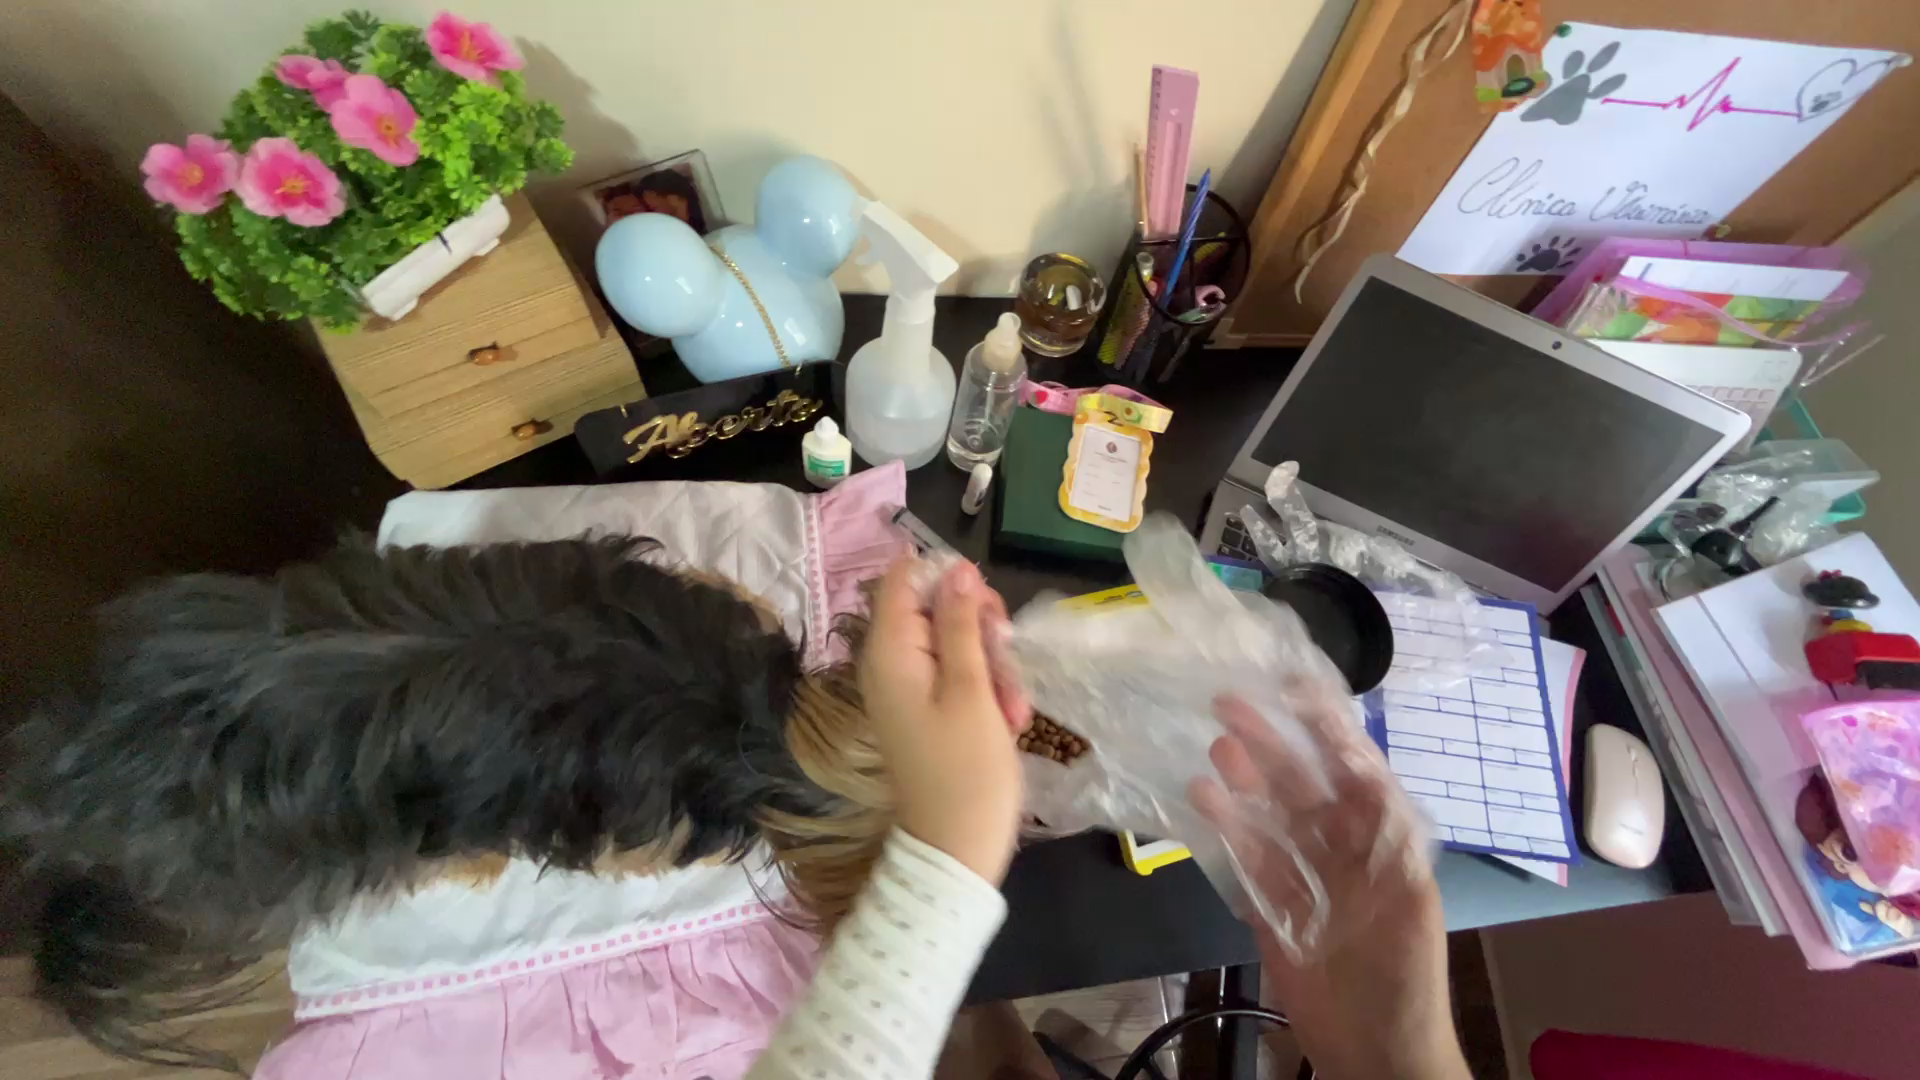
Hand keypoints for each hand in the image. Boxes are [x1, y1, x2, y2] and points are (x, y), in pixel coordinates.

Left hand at [860, 555, 1031, 883]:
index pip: (902, 579)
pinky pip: (955, 674)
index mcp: (890, 651)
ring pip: (954, 641)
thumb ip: (960, 624)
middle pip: (934, 607)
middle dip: (978, 624)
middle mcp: (890, 662)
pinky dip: (985, 688)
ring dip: (991, 664)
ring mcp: (908, 686)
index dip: (946, 578)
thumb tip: (955, 569)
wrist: (956, 850)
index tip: (984, 604)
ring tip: (1012, 706)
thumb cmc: (967, 770)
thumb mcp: (970, 689)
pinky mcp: (926, 707)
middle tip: (1005, 651)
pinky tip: (1007, 718)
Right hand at [1189, 686, 1468, 1079]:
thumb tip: (1362, 768)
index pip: (1351, 766)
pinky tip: (1202, 795)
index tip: (1293, 686)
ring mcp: (1302, 869)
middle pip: (1300, 781)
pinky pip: (1244, 852)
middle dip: (1270, 741)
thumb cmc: (1404, 973)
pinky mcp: (1269, 898)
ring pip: (1267, 810)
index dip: (1324, 725)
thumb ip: (1386, 833)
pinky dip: (1224, 822)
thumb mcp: (1409, 897)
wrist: (1375, 1052)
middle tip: (1229, 703)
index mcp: (1382, 838)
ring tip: (1217, 748)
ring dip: (1243, 777)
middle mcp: (1340, 844)